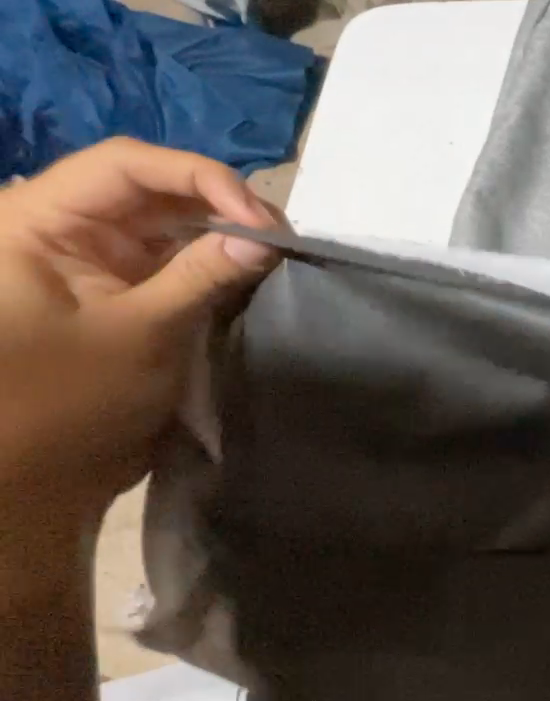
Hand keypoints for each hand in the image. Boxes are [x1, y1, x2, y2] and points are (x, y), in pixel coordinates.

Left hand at [0, 138, 280, 537]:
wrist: (40, 462)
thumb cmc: (71, 395)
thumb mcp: (143, 331)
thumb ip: (202, 277)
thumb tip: (264, 238)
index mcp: (41, 219)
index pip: (125, 165)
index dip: (201, 178)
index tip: (264, 223)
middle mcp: (68, 224)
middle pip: (153, 185)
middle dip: (225, 203)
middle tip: (285, 241)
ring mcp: (100, 256)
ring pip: (172, 219)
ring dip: (230, 231)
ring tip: (280, 254)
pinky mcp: (129, 286)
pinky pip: (180, 256)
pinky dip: (223, 259)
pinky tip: (259, 271)